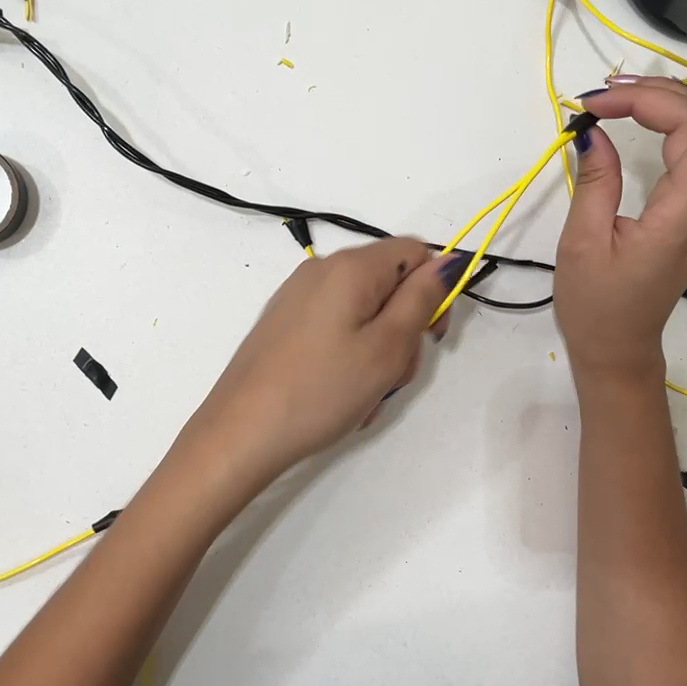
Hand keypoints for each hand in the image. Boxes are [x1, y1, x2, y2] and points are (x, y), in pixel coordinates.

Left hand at [175, 238, 461, 497]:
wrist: (241, 433)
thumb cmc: (321, 390)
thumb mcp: (387, 348)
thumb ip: (422, 299)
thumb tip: (445, 261)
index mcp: (350, 267)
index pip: (416, 252)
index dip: (435, 290)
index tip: (431, 336)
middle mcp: (321, 270)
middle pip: (389, 284)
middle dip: (403, 329)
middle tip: (391, 376)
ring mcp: (297, 297)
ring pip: (363, 312)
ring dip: (377, 351)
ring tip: (363, 395)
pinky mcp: (283, 324)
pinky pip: (335, 329)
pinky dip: (348, 357)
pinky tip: (339, 395)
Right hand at [555, 40, 686, 386]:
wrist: (617, 350)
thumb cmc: (597, 306)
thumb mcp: (582, 244)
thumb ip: (594, 183)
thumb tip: (594, 131)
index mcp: (681, 213)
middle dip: (662, 92)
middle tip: (602, 91)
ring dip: (666, 105)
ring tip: (614, 95)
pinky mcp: (684, 212)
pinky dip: (666, 126)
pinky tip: (638, 115)